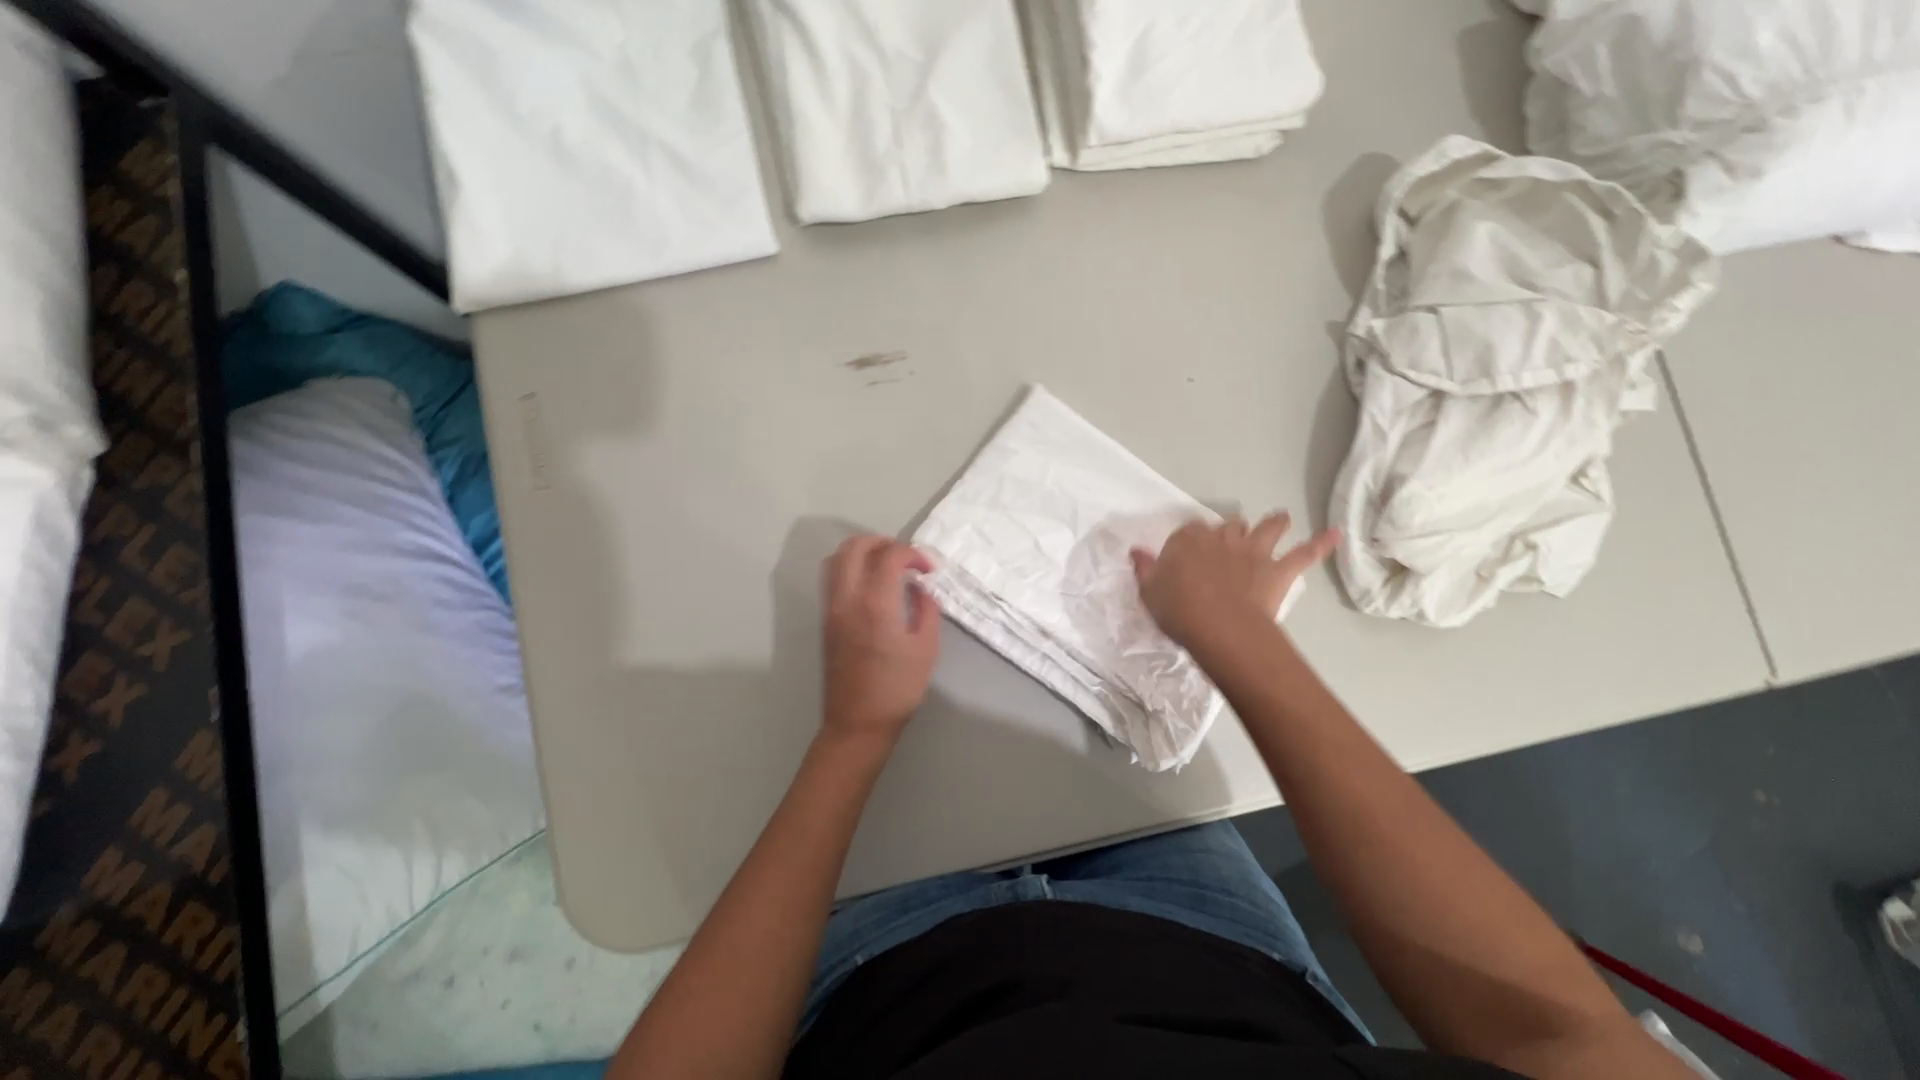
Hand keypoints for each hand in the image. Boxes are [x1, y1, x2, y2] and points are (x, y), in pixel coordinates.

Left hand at [821, 535, 941, 745]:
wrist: (857, 723)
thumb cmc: (898, 689)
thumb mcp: (926, 649)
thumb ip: (926, 609)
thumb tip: (921, 587)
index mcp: (876, 604)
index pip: (890, 556)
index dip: (913, 554)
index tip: (928, 570)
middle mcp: (847, 599)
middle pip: (855, 546)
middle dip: (883, 542)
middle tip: (905, 558)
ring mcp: (831, 608)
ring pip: (837, 559)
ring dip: (863, 552)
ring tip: (888, 567)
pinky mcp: (825, 620)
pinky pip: (832, 578)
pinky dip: (851, 568)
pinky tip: (873, 586)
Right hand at [1130, 513, 1339, 649]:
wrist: (1219, 628)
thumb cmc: (1179, 611)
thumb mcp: (1150, 591)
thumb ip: (1145, 569)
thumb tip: (1137, 551)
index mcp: (1188, 541)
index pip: (1189, 532)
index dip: (1190, 542)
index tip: (1188, 554)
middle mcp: (1223, 538)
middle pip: (1228, 527)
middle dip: (1230, 533)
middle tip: (1229, 546)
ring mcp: (1253, 551)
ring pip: (1267, 528)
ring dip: (1275, 523)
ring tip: (1281, 519)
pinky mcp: (1278, 569)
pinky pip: (1305, 553)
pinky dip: (1321, 543)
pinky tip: (1337, 534)